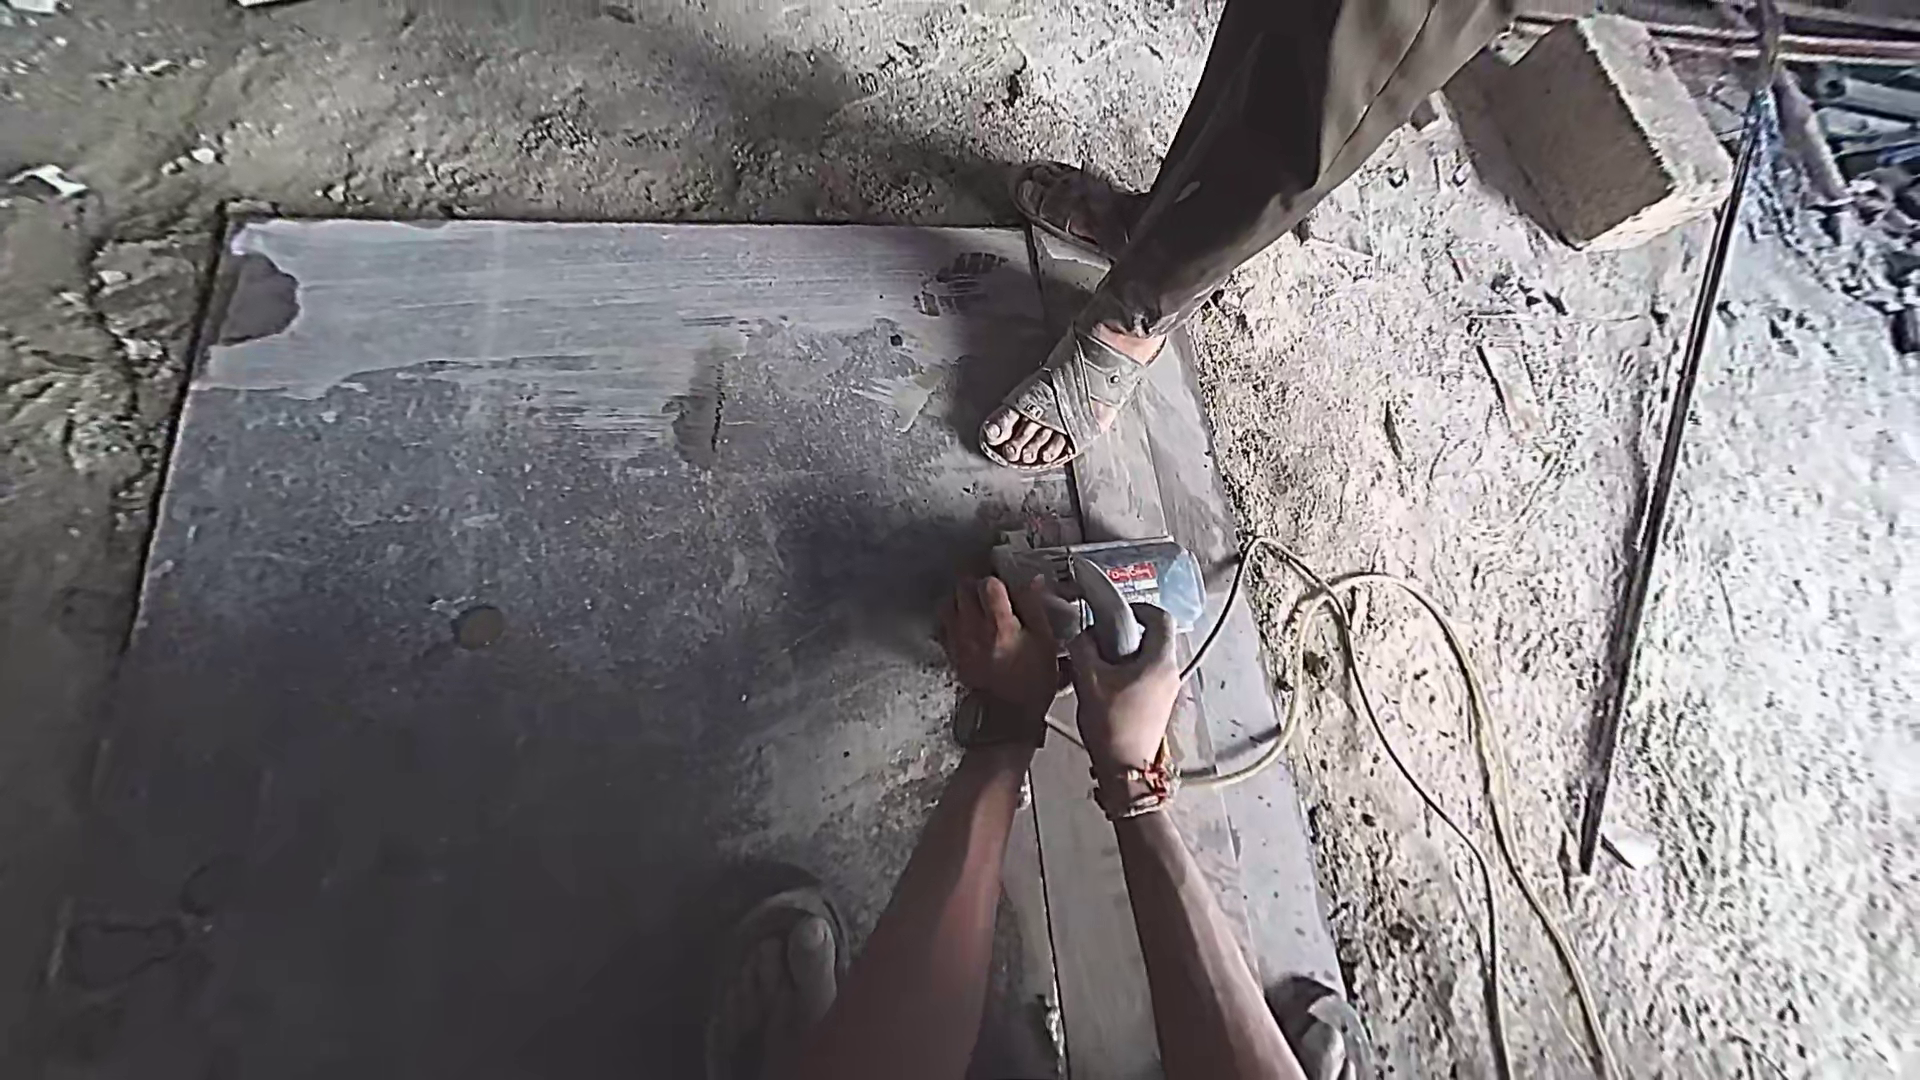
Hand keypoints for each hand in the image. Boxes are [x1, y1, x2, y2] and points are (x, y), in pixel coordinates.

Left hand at [938, 576, 1060, 717]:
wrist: (1008, 716)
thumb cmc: (1031, 682)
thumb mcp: (1045, 642)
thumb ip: (1035, 607)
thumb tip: (1033, 580)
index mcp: (1000, 625)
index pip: (988, 583)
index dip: (998, 581)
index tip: (1005, 588)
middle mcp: (974, 629)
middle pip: (963, 587)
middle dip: (976, 585)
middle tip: (990, 593)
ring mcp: (958, 640)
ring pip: (948, 603)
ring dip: (960, 599)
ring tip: (975, 606)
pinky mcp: (951, 652)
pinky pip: (942, 624)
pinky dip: (951, 618)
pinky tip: (966, 623)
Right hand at [1065, 603, 1179, 770]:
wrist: (1125, 769)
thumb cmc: (1111, 723)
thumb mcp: (1089, 680)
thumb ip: (1083, 647)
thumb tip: (1083, 633)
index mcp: (1160, 661)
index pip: (1161, 617)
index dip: (1138, 608)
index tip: (1115, 612)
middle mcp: (1171, 672)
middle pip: (1156, 636)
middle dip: (1128, 630)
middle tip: (1101, 635)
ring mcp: (1169, 689)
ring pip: (1151, 655)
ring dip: (1127, 650)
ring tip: (1099, 658)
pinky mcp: (1161, 702)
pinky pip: (1148, 672)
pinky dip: (1130, 667)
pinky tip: (1106, 680)